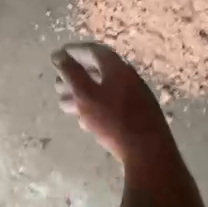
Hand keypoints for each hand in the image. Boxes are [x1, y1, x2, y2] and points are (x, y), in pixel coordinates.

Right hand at [53, 42, 176, 168]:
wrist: (150, 155)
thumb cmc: (113, 120)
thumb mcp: (85, 94)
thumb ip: (70, 72)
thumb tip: (59, 55)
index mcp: (118, 68)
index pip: (93, 51)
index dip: (73, 52)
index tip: (57, 57)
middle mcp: (130, 78)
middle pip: (98, 71)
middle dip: (75, 77)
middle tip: (58, 85)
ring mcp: (137, 98)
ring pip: (104, 89)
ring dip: (83, 94)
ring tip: (64, 105)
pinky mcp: (140, 116)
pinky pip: (113, 104)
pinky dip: (96, 106)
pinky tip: (84, 121)